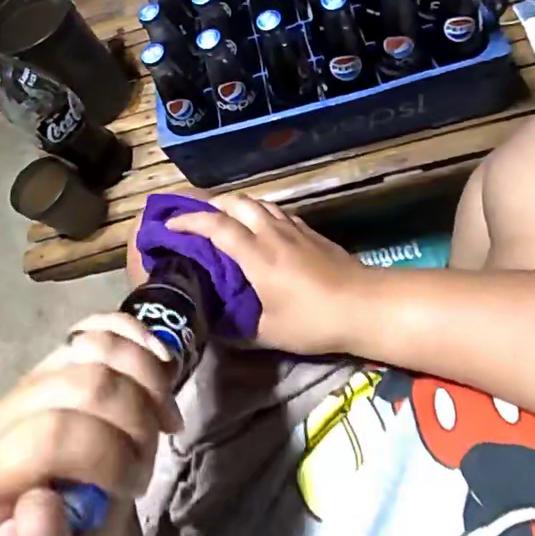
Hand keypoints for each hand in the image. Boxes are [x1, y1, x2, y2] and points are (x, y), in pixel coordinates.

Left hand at [0, 313, 181, 535]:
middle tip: (149, 457)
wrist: (80, 531)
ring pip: (98, 347)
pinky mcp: (69, 355)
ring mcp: (39, 375)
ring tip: (161, 418)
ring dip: (146, 381)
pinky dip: (138, 337)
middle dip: (134, 420)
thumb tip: (39, 503)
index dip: (107, 454)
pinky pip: (103, 324)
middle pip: (85, 384)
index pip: (53, 434)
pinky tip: (163, 363)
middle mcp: (7, 411)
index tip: (134, 486)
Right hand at [166, 194, 371, 355]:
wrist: (365, 305)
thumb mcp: (269, 333)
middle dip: (210, 204)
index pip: (216, 226)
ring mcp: (293, 229)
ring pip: (258, 202)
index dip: (189, 221)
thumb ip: (237, 329)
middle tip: (193, 216)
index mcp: (256, 255)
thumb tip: (212, 327)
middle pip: (236, 202)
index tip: (169, 225)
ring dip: (235, 204)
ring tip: (222, 217)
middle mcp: (272, 233)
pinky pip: (276, 212)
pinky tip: (259, 226)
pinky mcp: (310, 232)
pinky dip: (258, 212)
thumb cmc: (314, 321)